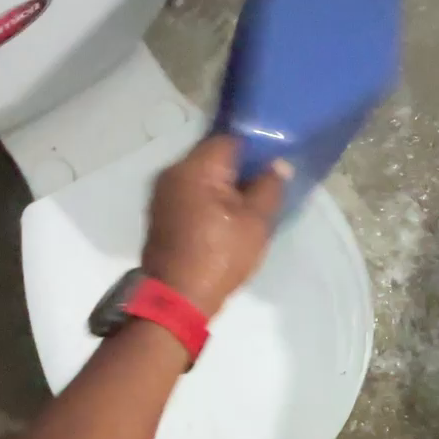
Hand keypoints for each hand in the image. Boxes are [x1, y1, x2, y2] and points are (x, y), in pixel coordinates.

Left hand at [142, 134, 289, 314]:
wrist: (177, 299)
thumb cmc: (220, 257)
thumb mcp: (256, 222)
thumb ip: (269, 187)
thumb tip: (279, 163)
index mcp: (195, 168)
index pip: (230, 140)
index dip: (255, 149)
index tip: (272, 167)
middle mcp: (172, 172)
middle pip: (212, 157)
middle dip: (238, 169)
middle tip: (262, 189)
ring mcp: (161, 193)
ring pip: (200, 176)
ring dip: (222, 186)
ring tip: (244, 206)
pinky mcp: (159, 213)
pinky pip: (188, 194)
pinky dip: (206, 200)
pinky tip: (222, 219)